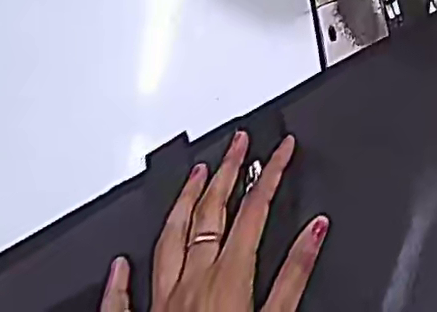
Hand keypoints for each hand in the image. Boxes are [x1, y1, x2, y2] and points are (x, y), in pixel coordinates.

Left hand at [100, 130, 327, 311]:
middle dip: (227, 170)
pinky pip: (122, 303)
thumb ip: (294, 275)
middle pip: (211, 212)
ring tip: (195, 173)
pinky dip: (120, 279)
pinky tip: (119, 263)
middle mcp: (191, 284)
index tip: (283, 148)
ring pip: (169, 240)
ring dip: (183, 202)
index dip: (271, 172)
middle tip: (238, 140)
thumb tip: (316, 228)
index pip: (255, 208)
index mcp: (227, 279)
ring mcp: (159, 306)